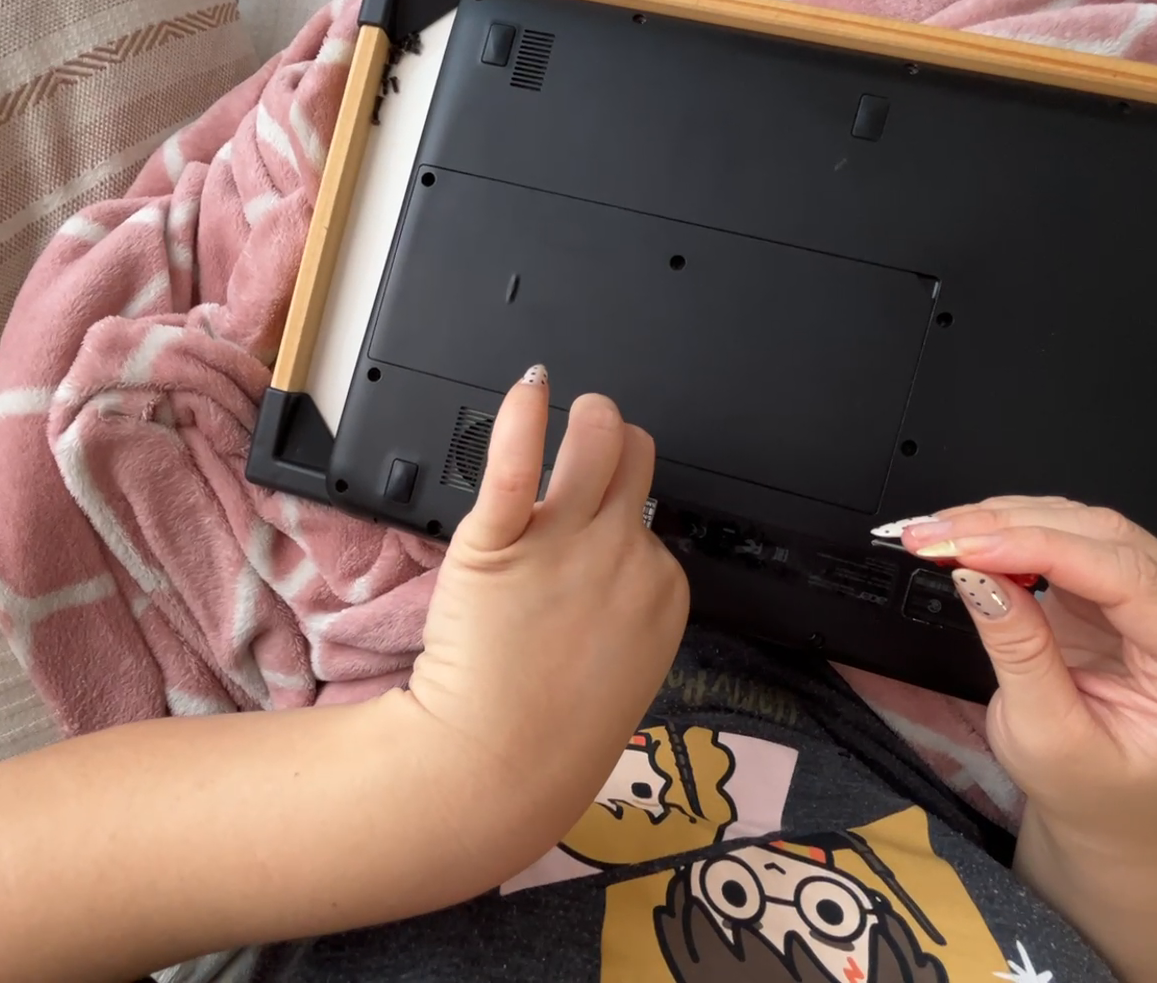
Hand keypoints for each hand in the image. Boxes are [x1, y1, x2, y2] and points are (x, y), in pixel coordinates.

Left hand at [410, 367, 689, 838]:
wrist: (495, 767)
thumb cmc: (553, 731)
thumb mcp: (625, 665)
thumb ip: (631, 604)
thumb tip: (620, 557)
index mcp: (662, 588)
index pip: (652, 515)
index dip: (622, 512)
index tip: (600, 522)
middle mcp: (625, 554)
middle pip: (638, 460)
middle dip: (620, 442)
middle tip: (595, 439)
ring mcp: (567, 543)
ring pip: (599, 441)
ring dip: (591, 419)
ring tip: (574, 411)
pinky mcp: (502, 540)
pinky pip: (521, 463)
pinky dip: (525, 418)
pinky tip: (531, 388)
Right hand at [897, 498, 1156, 838]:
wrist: (1109, 802)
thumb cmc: (1089, 784)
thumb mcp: (1045, 734)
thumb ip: (1019, 652)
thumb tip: (976, 576)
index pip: (1131, 579)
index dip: (1041, 549)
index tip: (962, 546)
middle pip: (1107, 539)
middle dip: (1008, 527)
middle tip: (928, 534)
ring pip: (1084, 526)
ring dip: (1000, 520)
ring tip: (933, 531)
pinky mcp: (1124, 587)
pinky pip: (1068, 537)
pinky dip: (1008, 530)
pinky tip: (964, 535)